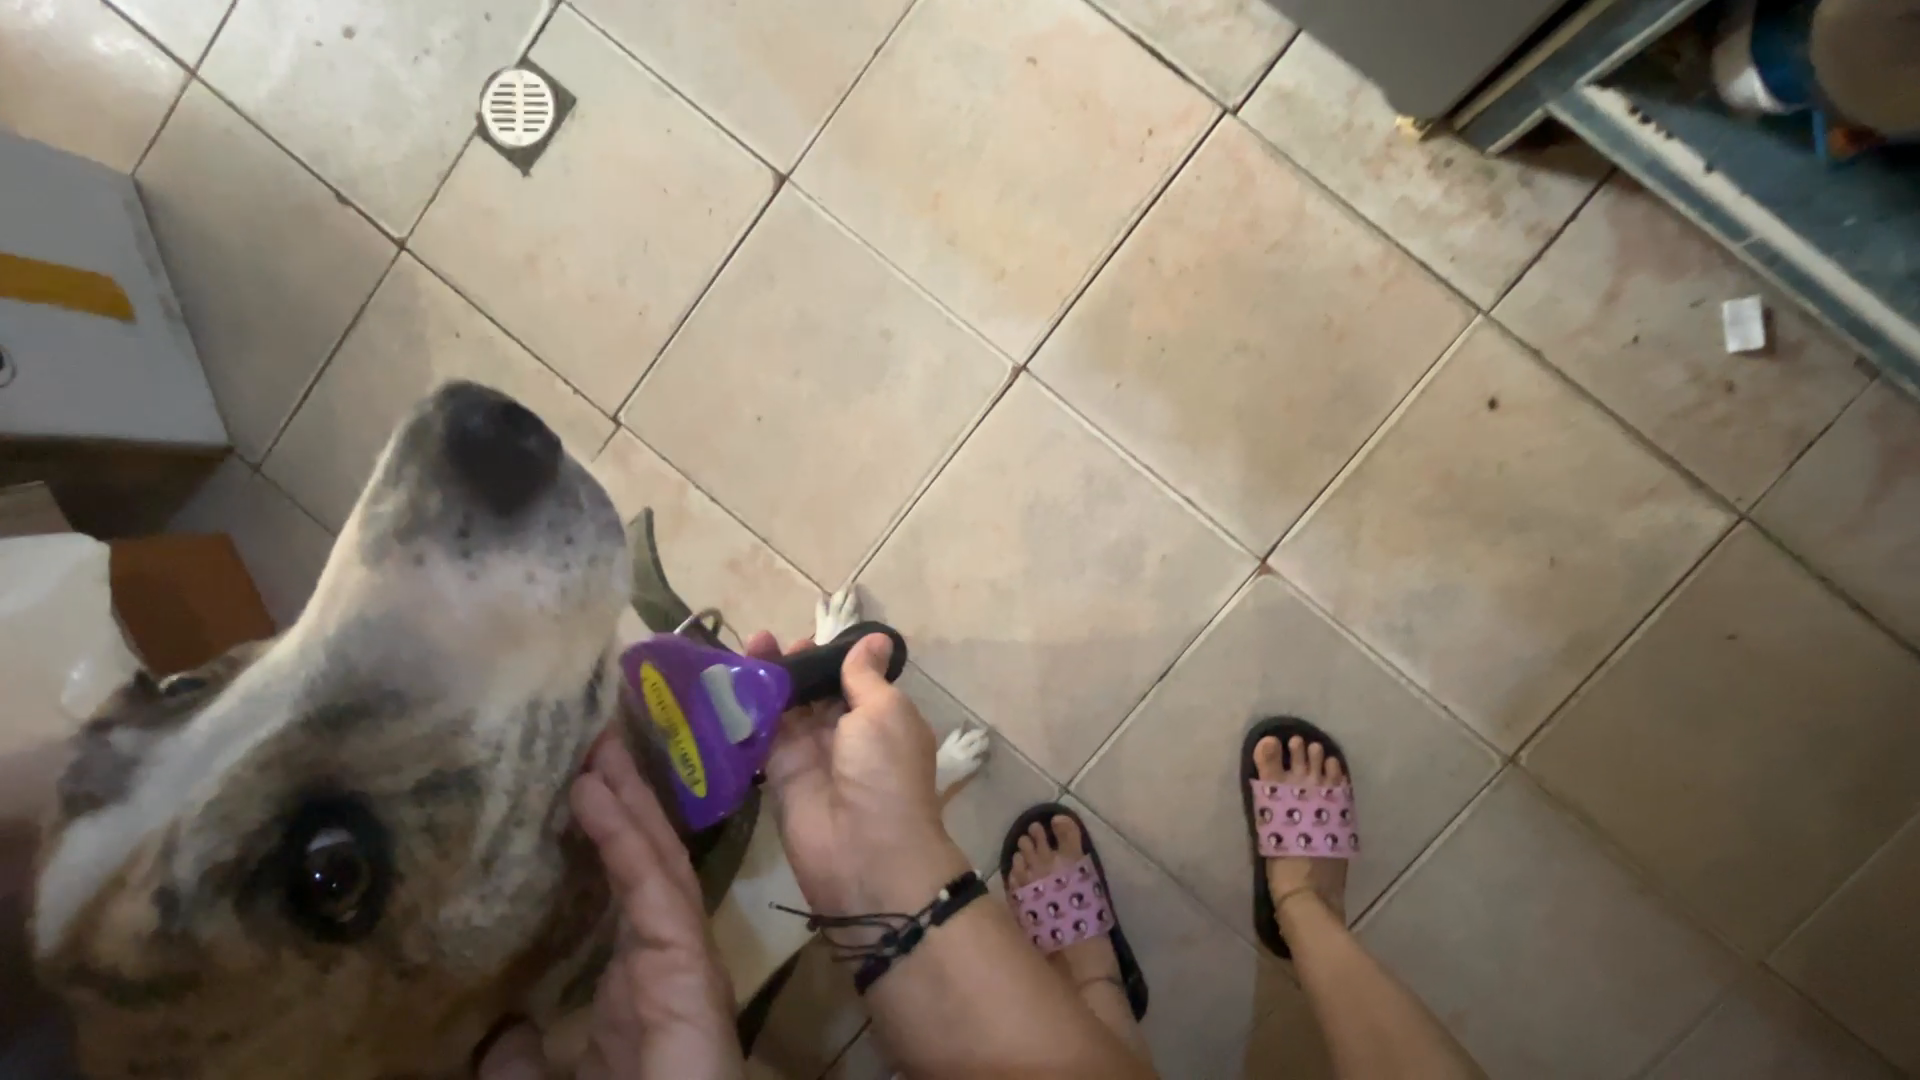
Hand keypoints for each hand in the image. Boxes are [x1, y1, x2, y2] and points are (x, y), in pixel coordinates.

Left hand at [478, 736, 741, 1079]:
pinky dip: (625, 835)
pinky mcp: (685, 952)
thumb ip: (526, 1060)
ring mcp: (681, 946)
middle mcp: (666, 949)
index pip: (626, 886)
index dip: (609, 833)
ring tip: (601, 747)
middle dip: (625, 798)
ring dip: (629, 798)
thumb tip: (499, 1033)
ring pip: (655, 856)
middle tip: (598, 741)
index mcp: (641, 975)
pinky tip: (597, 794)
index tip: (583, 785)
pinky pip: (651, 883)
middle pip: (646, 856)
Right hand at [745, 632, 967, 917]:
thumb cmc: (885, 771)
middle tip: (763, 641)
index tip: (804, 638)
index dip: (826, 657)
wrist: (865, 853)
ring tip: (743, 653)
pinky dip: (745, 715)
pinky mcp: (780, 777)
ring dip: (765, 683)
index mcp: (880, 716)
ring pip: (784, 711)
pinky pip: (761, 739)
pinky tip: (725, 688)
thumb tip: (875, 638)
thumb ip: (866, 677)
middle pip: (813, 691)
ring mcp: (811, 756)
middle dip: (790, 665)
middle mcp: (846, 733)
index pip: (849, 678)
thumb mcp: (885, 712)